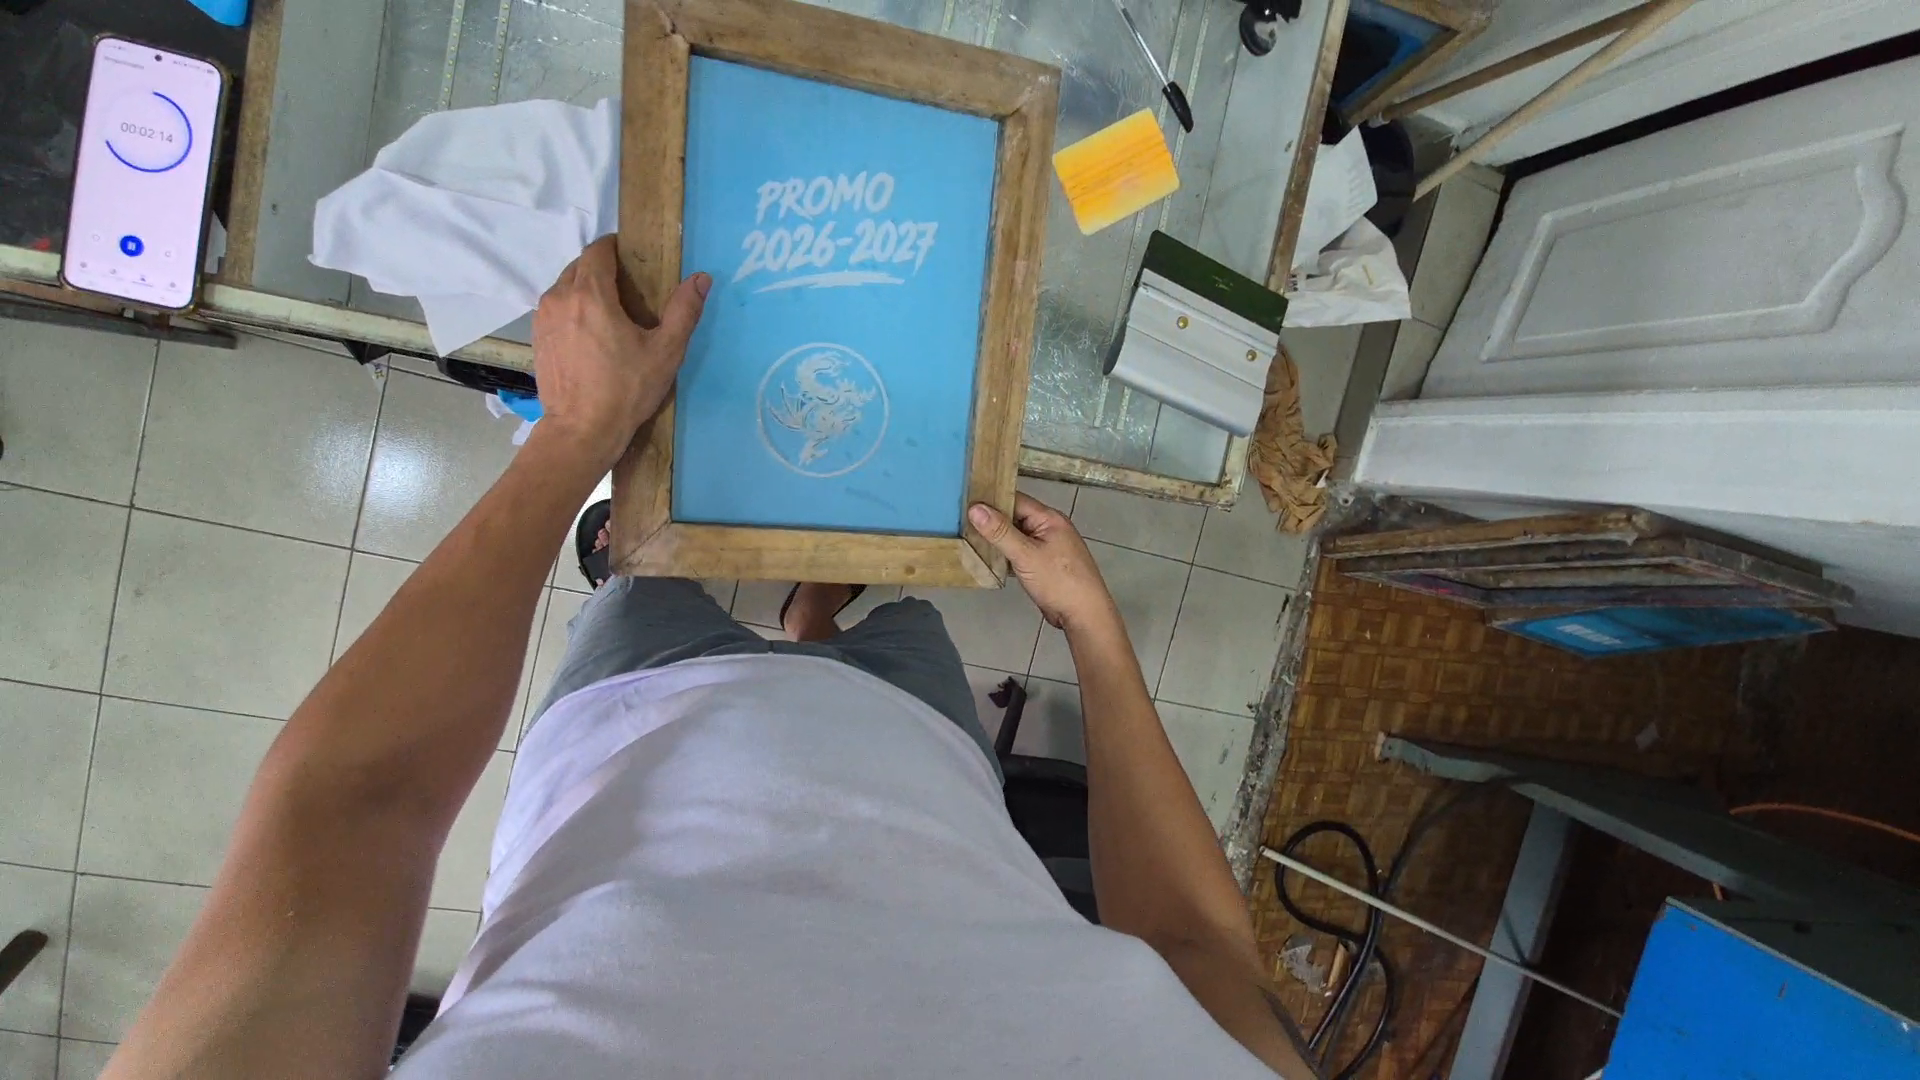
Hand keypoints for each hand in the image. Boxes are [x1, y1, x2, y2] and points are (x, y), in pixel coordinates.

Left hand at [531, 235, 710, 470]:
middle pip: (579, 266)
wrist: (582, 429)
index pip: (598, 250)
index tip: (634, 257)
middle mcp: (560, 297)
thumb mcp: (666, 352)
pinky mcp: (538, 338)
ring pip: (564, 287)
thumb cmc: (627, 389)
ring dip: (586, 289)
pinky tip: (591, 334)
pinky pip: (555, 309)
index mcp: (591, 294)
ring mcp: (543, 318)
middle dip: (602, 268)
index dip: (616, 248)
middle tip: (629, 288)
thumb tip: (701, 278)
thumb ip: (683, 311)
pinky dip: (573, 310)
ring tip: (611, 312)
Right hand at [969, 494, 1119, 633]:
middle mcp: (1049, 529)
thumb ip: (1000, 532)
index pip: (1016, 500)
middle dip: (991, 520)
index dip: (992, 499)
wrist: (1083, 615)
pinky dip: (1005, 554)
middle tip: (961, 520)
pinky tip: (986, 557)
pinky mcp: (1043, 565)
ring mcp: (1047, 547)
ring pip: (1016, 537)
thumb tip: (975, 508)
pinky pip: (1020, 553)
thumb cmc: (1058, 581)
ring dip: (997, 539)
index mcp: (1049, 519)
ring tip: (967, 536)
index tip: (965, 501)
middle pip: (1015, 517)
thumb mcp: (1026, 554)